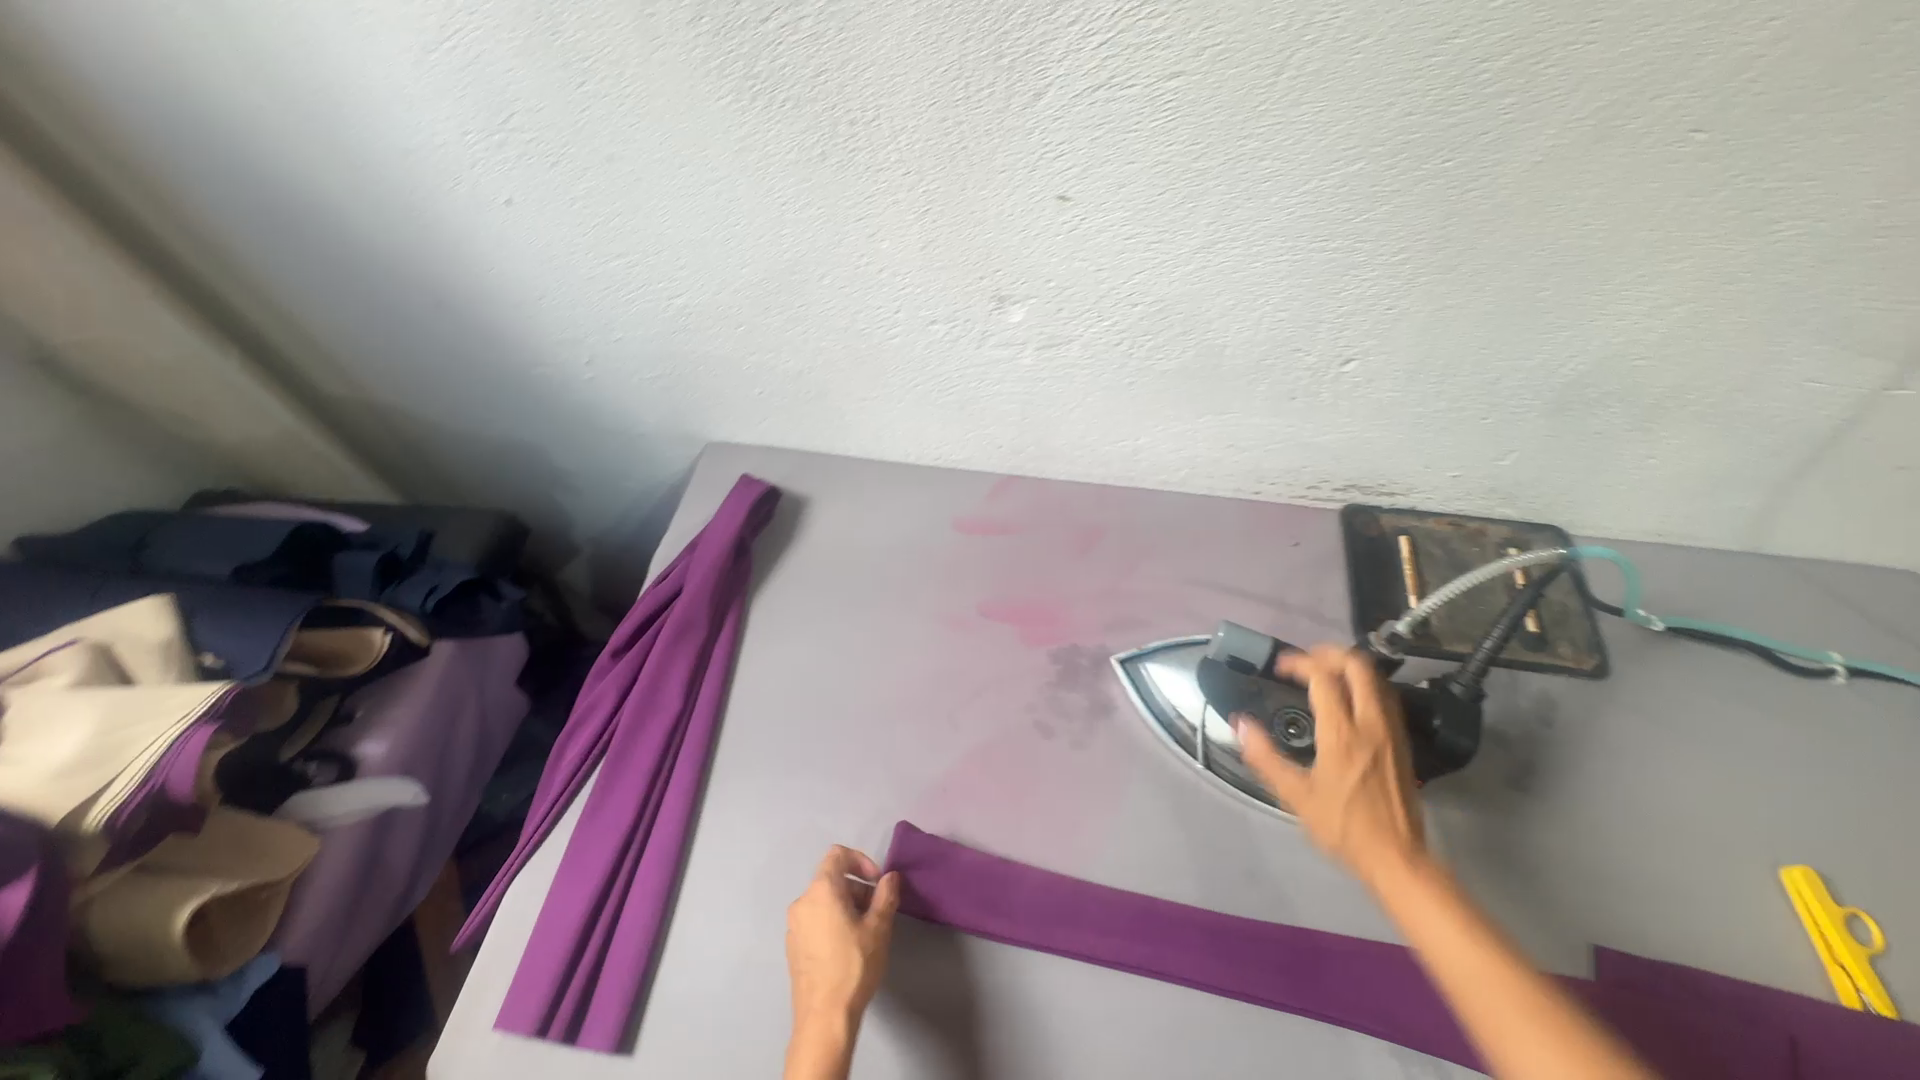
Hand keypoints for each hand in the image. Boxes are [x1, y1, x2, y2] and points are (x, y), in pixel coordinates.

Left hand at [786, 846, 901, 1027]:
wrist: (824, 1016)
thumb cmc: (854, 966)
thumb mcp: (878, 928)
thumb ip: (886, 895)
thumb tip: (890, 876)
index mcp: (821, 891)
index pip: (837, 855)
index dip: (861, 861)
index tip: (877, 883)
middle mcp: (802, 902)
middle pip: (831, 879)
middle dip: (858, 889)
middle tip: (878, 912)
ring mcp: (794, 925)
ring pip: (824, 901)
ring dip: (847, 906)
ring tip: (865, 933)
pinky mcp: (793, 945)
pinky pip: (815, 920)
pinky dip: (832, 921)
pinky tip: (847, 948)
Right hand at [1233, 644, 1425, 887]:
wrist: (1397, 856)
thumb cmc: (1342, 827)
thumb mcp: (1295, 795)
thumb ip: (1265, 757)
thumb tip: (1240, 724)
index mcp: (1342, 733)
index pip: (1323, 677)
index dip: (1299, 662)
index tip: (1280, 667)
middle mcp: (1371, 723)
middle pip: (1358, 666)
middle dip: (1330, 654)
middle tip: (1306, 662)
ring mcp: (1392, 731)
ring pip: (1377, 678)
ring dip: (1350, 667)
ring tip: (1325, 675)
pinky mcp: (1403, 741)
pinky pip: (1386, 696)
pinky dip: (1365, 685)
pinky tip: (1349, 700)